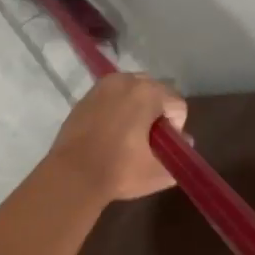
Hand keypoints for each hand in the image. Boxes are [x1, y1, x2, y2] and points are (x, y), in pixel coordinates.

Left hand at [41, 74, 186, 201]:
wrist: (72, 174)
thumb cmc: (120, 170)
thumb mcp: (161, 171)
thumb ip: (180, 154)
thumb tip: (182, 141)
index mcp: (146, 92)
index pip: (177, 103)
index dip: (176, 126)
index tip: (164, 146)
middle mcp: (124, 80)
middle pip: (154, 91)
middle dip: (157, 111)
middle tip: (149, 138)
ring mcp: (101, 86)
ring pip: (131, 90)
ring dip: (137, 107)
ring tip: (130, 134)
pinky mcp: (85, 97)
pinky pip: (111, 96)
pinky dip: (117, 108)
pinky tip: (111, 131)